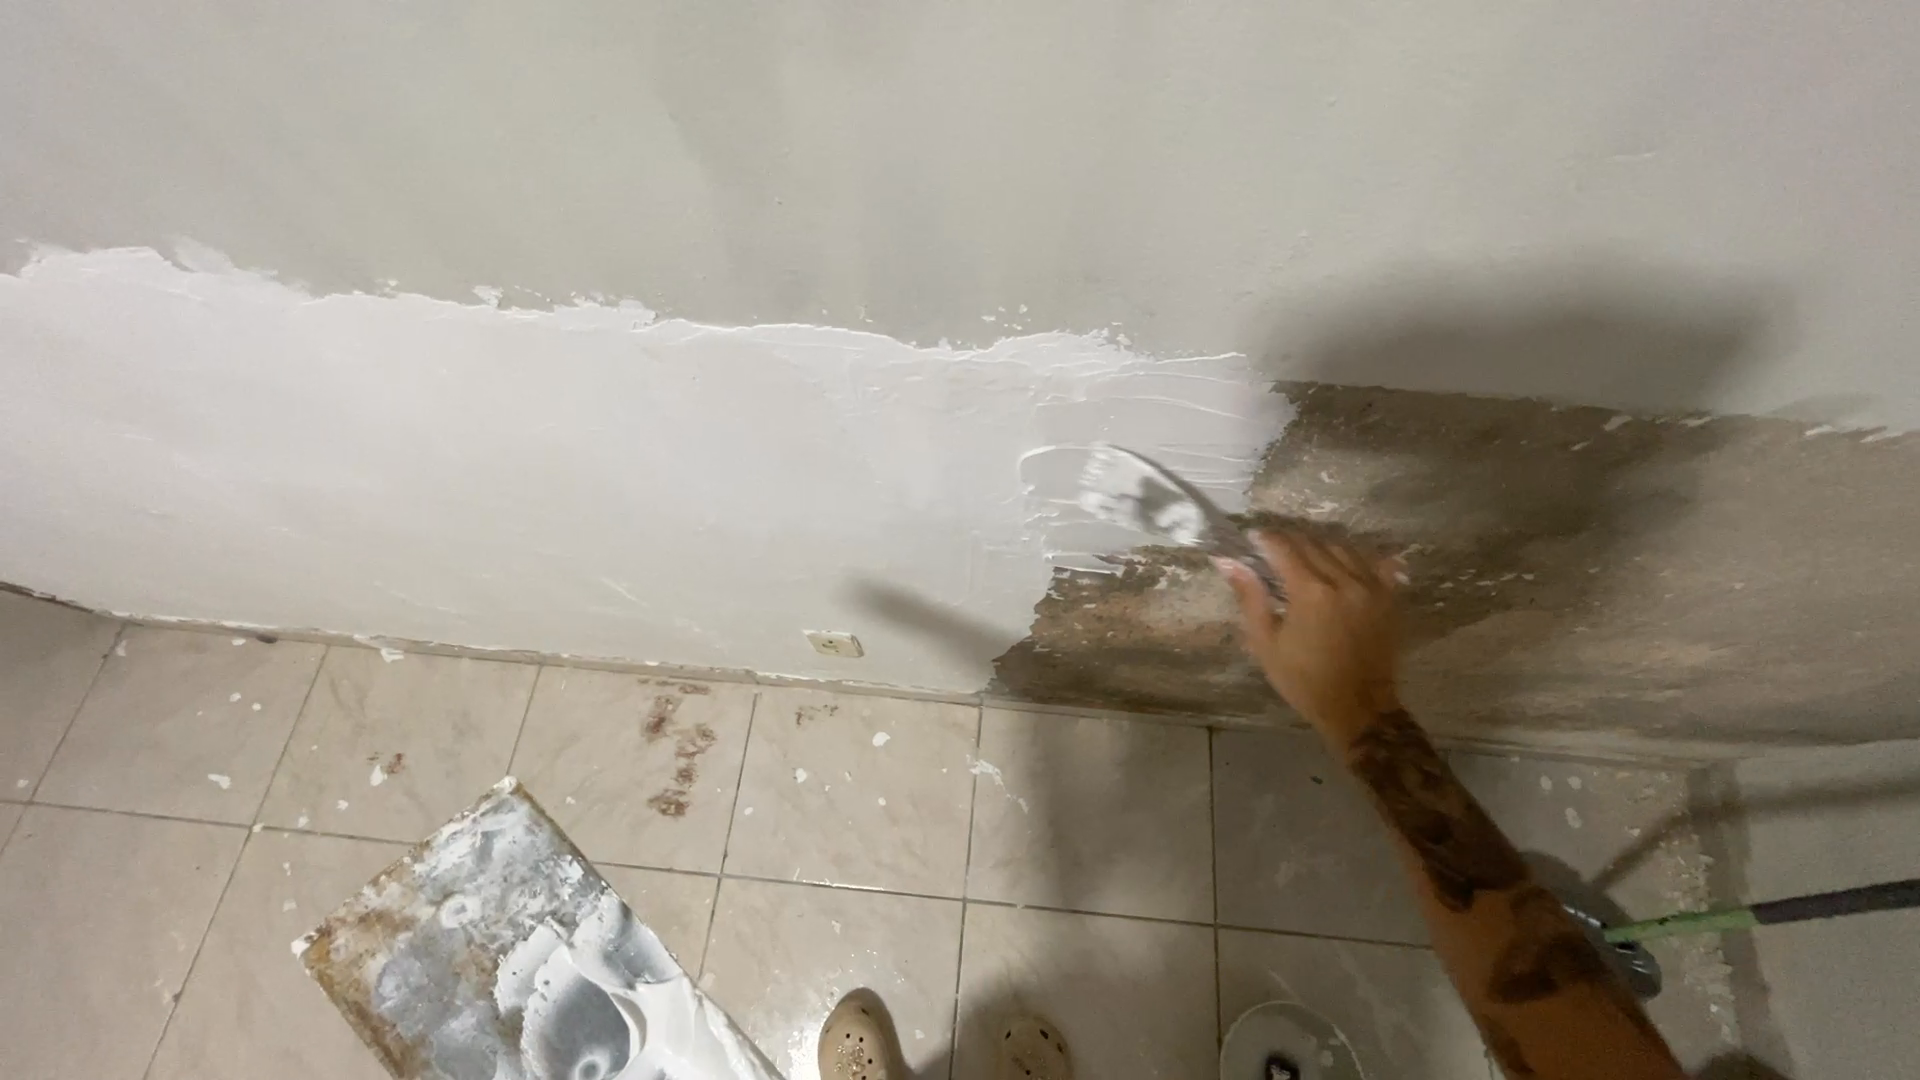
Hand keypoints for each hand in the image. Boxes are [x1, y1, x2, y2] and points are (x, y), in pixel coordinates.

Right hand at [1215, 531, 1403, 728]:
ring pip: (1342, 546)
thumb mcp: (1265, 642)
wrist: (1358, 708)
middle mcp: (1344, 580)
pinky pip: (1374, 561)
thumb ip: (1249, 596)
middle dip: (1288, 540)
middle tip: (1271, 549)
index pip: (1283, 546)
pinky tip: (1341, 565)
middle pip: (1312, 542)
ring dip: (1319, 545)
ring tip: (1303, 557)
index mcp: (1310, 592)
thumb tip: (1227, 561)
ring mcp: (1372, 587)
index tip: (1250, 538)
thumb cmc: (1303, 679)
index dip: (1264, 538)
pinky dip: (1355, 557)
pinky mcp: (1390, 597)